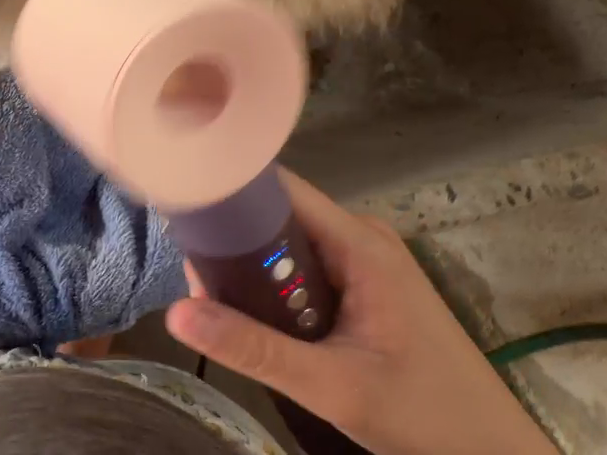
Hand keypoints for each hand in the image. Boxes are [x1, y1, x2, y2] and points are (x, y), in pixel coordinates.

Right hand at [166, 170, 555, 454]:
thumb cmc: (429, 420)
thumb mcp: (334, 387)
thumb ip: (255, 349)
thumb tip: (176, 313)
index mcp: (359, 243)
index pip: (274, 186)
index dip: (223, 188)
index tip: (177, 204)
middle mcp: (358, 237)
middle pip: (272, 213)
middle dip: (227, 240)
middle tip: (196, 279)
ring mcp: (361, 261)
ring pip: (281, 242)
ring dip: (245, 267)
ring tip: (217, 301)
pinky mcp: (360, 286)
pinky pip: (297, 265)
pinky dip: (267, 284)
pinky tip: (251, 315)